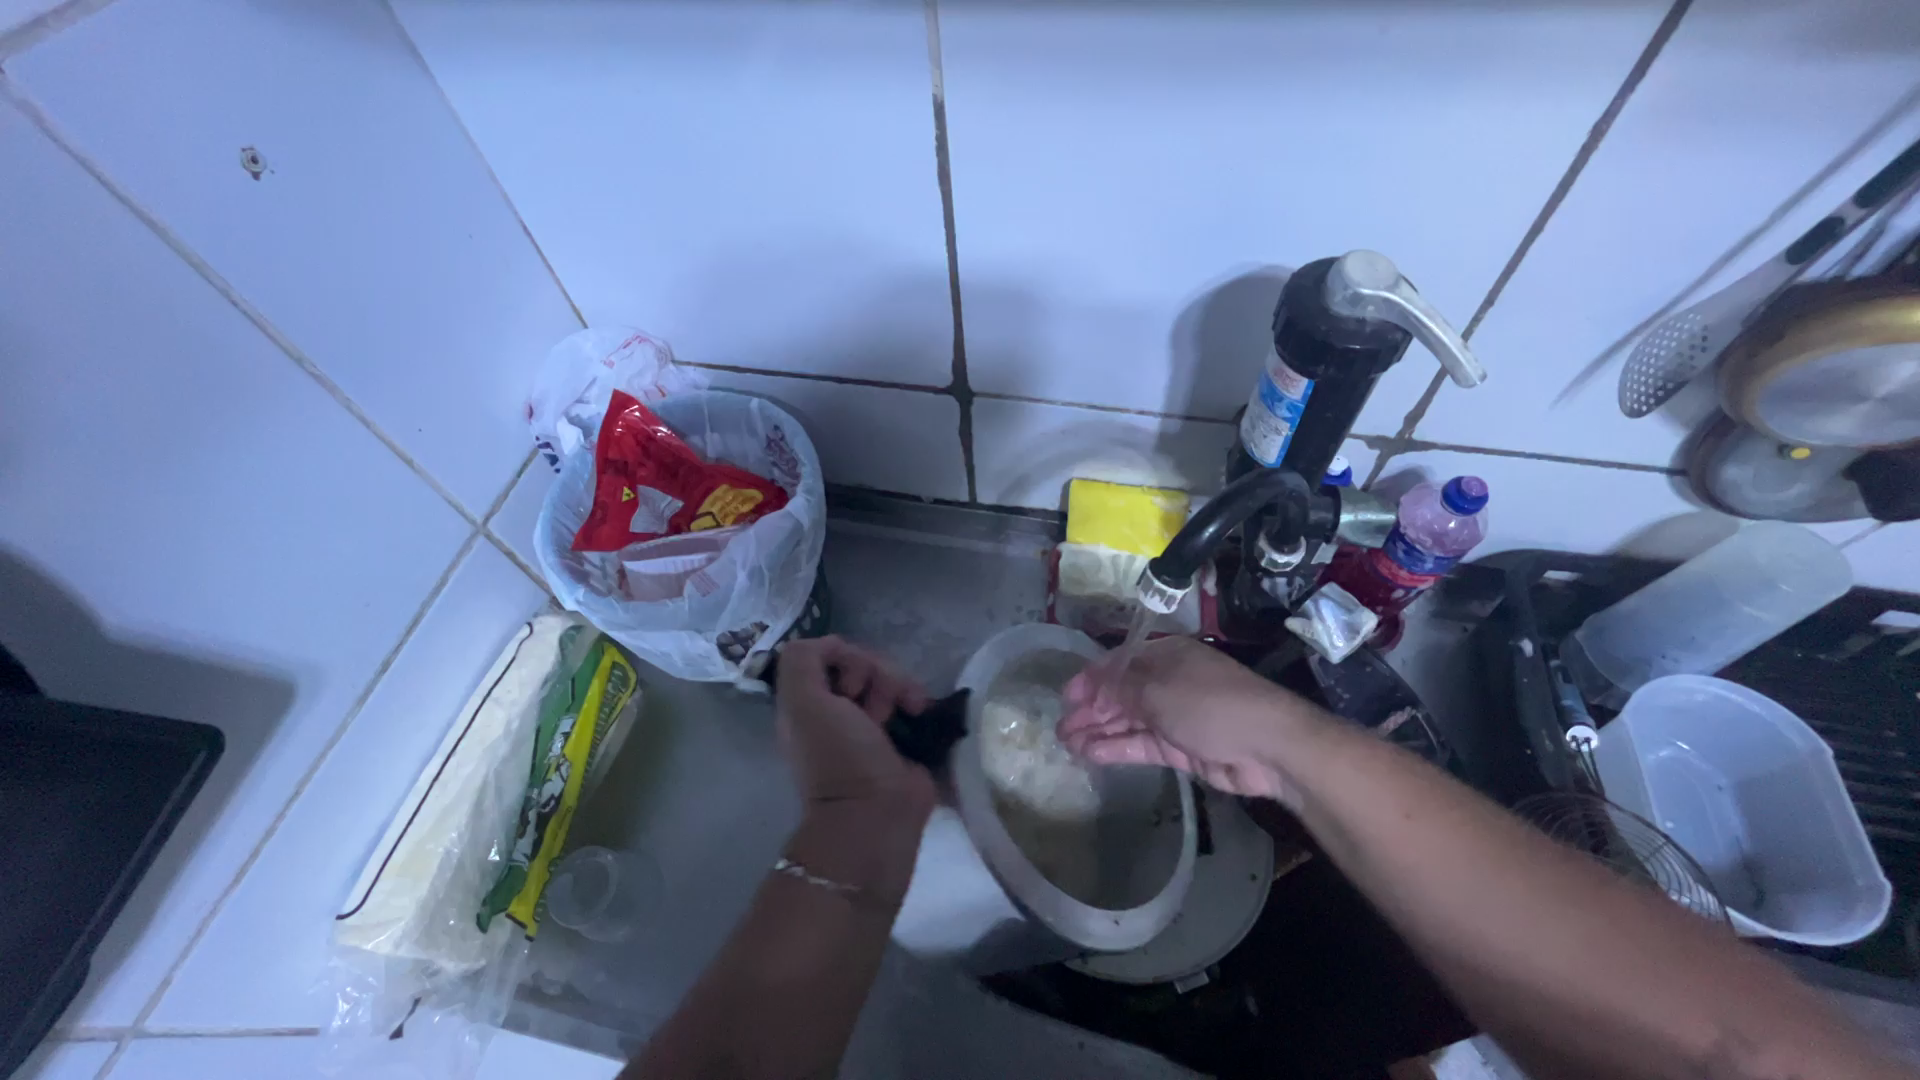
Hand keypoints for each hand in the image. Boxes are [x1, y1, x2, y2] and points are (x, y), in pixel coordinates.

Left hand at [774, 636, 935, 815]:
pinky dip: (917, 697)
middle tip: (876, 707)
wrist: (876, 813)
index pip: (831, 655)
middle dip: (876, 673)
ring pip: (889, 677)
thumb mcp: (801, 702)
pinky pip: (911, 696)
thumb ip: (804, 659)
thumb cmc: (837, 756)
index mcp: (809, 703)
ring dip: (899, 685)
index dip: (846, 659)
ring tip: (907, 709)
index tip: (849, 687)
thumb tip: (836, 644)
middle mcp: (838, 710)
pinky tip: (920, 710)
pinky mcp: (904, 734)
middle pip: (863, 663)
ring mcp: (873, 722)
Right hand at [1057, 636, 1320, 803]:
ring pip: (1127, 722)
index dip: (1090, 679)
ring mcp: (1174, 717)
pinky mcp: (1180, 748)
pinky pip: (1140, 744)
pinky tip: (1090, 754)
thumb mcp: (1157, 689)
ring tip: (1066, 743)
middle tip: (1059, 726)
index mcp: (1165, 656)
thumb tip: (1090, 692)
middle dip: (1089, 709)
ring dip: (1098, 731)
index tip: (1064, 697)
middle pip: (1120, 694)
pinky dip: (1116, 748)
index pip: (1118, 664)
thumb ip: (1119, 691)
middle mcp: (1167, 682)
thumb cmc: (1210, 703)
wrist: (1268, 746)